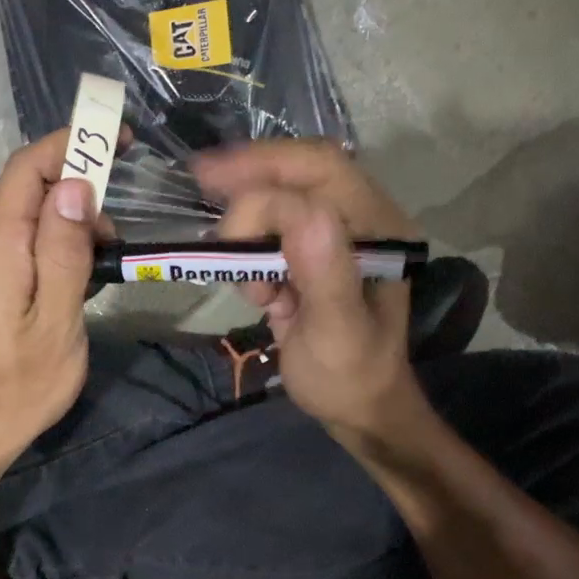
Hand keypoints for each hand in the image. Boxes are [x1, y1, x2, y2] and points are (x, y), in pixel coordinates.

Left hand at [0, 128, 104, 470]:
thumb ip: (64, 251)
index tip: (119, 139)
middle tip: (119, 226)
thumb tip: (74, 186)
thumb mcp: (57, 320)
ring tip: (107, 257)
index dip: (71, 142)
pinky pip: (27, 240)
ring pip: (32, 214)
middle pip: (30, 185)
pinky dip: (60, 241)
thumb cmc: (23, 383)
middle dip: (80, 185)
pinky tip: (84, 271)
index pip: (28, 167)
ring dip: (74, 220)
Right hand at [193, 139, 430, 443]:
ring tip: (246, 282)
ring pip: (280, 196)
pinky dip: (248, 248)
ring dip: (247, 225)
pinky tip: (254, 290)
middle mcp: (360, 219)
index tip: (210, 182)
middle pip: (298, 172)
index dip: (265, 168)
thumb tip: (300, 212)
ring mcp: (334, 235)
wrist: (359, 411)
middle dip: (249, 178)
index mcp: (378, 229)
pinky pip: (271, 228)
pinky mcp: (310, 254)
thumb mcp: (338, 334)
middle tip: (200, 183)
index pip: (320, 172)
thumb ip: (325, 272)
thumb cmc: (350, 378)